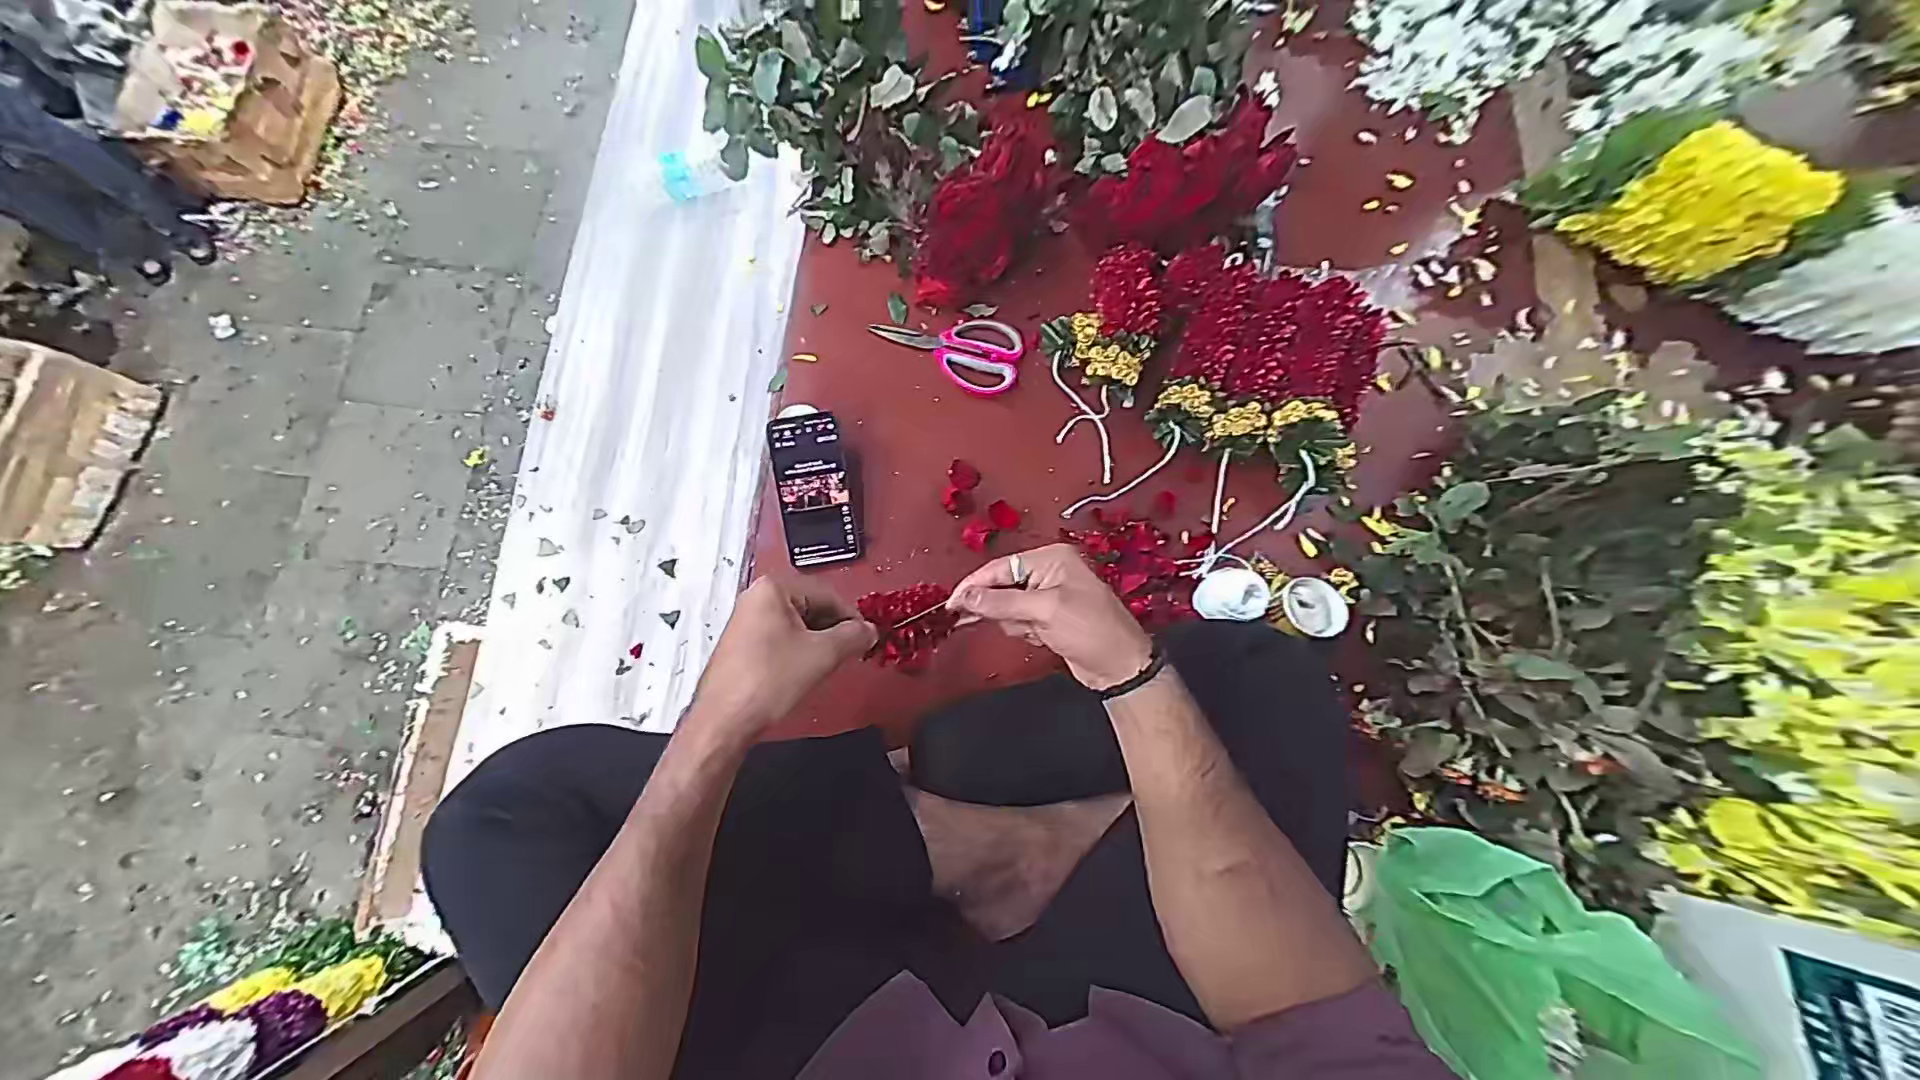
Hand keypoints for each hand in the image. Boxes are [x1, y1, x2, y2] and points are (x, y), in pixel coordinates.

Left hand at [690, 577, 875, 735]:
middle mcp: (756, 598)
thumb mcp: (823, 654)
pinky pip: (781, 638)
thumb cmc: (769, 680)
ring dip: (818, 643)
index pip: (827, 595)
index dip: (851, 618)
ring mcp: (746, 621)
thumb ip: (853, 636)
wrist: (724, 722)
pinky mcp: (742, 644)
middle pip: (812, 607)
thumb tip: (869, 630)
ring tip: (828, 664)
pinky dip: (799, 651)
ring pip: (797, 625)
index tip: (865, 638)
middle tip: (850, 652)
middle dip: (834, 631)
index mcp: (772, 589)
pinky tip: (805, 671)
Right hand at [947, 543, 1153, 690]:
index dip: (974, 585)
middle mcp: (1049, 571)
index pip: (1001, 567)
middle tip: (981, 620)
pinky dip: (1024, 630)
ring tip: (1036, 632)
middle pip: (1002, 585)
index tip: (952, 603)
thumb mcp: (1044, 611)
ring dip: (1014, 622)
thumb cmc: (1090, 630)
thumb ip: (1001, 602)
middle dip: (998, 607)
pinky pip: (1020, 619)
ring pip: (1008, 605)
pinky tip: (1041, 638)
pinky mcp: (1049, 616)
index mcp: (1051, 558)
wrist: (1120, 666)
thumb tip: (964, 596)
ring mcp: (1049, 594)